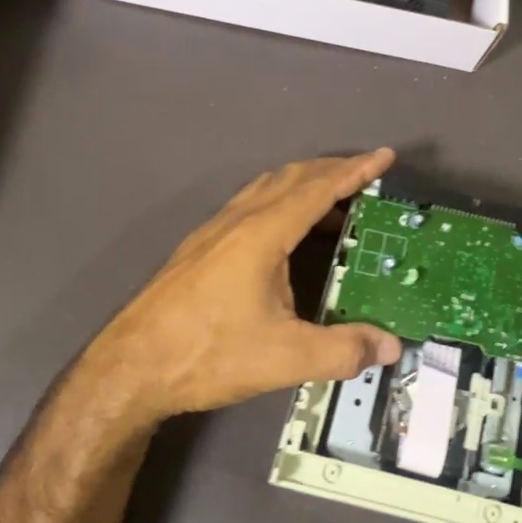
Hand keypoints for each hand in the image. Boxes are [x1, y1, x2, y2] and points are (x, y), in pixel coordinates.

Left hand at [81, 149, 403, 421]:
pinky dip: (281, 201)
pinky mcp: (200, 248)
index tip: (384, 156)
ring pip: (267, 188)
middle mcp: (239, 220)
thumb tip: (391, 345)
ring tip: (334, 204)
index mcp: (263, 234)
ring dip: (304, 184)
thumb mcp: (285, 358)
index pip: (318, 189)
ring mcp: (214, 231)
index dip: (355, 171)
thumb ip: (342, 350)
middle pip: (292, 177)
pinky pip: (251, 204)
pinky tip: (286, 235)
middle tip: (366, 175)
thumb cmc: (209, 354)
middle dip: (333, 170)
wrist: (130, 367)